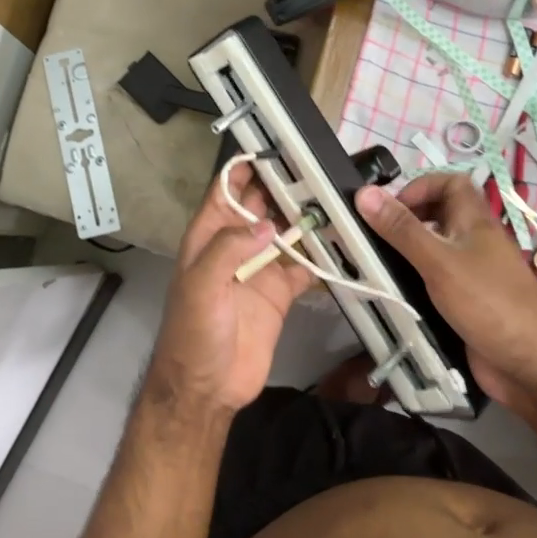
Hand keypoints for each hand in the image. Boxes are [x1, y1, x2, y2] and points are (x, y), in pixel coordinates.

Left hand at [144, 163, 314, 417]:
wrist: (208, 388)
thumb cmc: (194, 333)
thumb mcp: (202, 285)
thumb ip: (229, 249)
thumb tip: (268, 224)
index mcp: (208, 238)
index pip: (225, 192)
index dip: (244, 169)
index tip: (273, 149)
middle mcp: (234, 247)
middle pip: (260, 207)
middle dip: (283, 187)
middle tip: (316, 169)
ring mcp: (258, 269)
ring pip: (285, 233)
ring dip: (306, 218)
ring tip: (335, 199)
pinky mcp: (280, 294)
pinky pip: (303, 267)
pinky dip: (321, 256)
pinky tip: (342, 243)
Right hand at [356, 175, 536, 418]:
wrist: (534, 369)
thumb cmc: (490, 305)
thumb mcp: (439, 262)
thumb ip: (402, 230)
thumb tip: (364, 192)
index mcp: (475, 224)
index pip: (451, 183)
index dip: (420, 186)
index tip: (389, 206)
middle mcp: (475, 245)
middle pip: (440, 216)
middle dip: (407, 220)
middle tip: (376, 235)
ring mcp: (473, 277)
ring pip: (435, 252)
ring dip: (407, 255)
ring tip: (375, 264)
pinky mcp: (467, 306)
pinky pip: (436, 284)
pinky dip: (415, 285)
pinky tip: (394, 297)